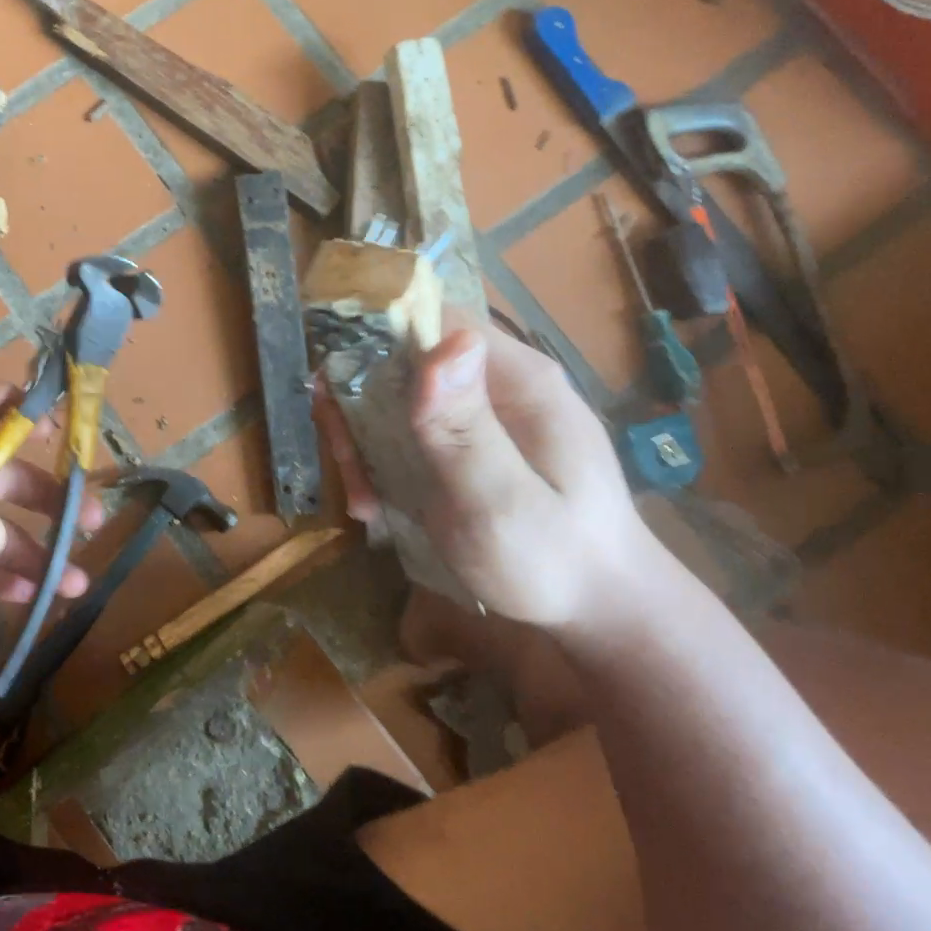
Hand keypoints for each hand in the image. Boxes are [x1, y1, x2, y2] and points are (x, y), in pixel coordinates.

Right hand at [317, 313, 653, 629]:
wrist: (595, 609)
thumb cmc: (553, 561)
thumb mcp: (501, 502)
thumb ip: (467, 430)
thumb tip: (445, 342)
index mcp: (516, 381)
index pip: (434, 321)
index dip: (373, 342)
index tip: (335, 395)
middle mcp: (495, 386)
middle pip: (399, 362)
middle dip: (356, 409)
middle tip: (348, 467)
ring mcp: (479, 418)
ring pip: (391, 402)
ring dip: (360, 445)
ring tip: (364, 500)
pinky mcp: (463, 449)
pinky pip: (400, 437)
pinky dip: (376, 467)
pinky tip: (376, 507)